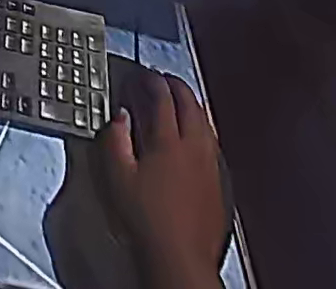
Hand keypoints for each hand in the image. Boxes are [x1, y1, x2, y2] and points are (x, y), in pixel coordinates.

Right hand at [99, 72, 226, 288]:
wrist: (180, 259)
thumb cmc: (144, 217)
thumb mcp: (117, 175)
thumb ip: (115, 139)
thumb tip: (119, 115)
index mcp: (168, 142)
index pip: (162, 98)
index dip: (150, 81)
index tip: (140, 76)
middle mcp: (194, 147)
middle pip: (190, 103)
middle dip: (174, 85)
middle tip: (159, 80)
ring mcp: (211, 164)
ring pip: (205, 120)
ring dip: (190, 103)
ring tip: (176, 99)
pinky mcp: (220, 181)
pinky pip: (212, 140)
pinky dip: (201, 125)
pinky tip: (192, 132)